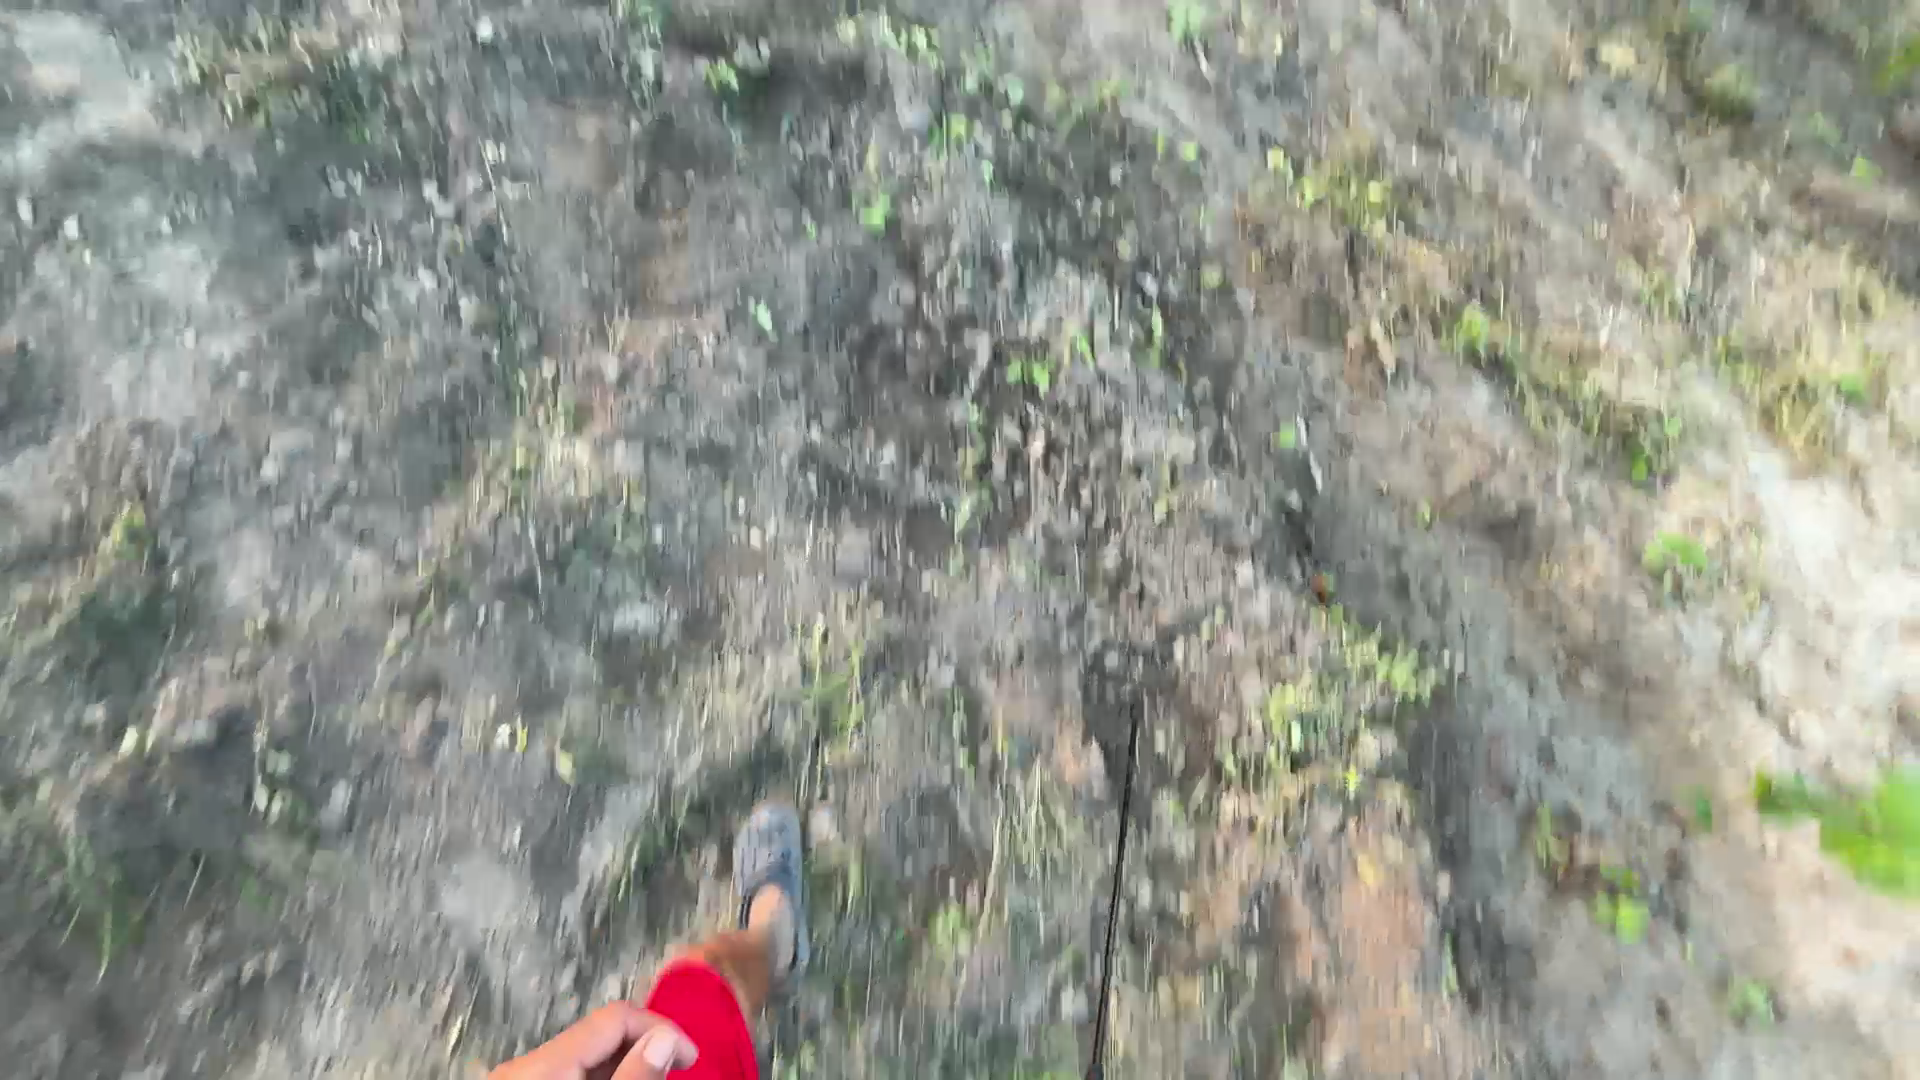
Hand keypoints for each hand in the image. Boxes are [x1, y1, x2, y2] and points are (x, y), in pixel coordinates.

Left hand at [488, 1001, 697, 1079]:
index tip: (691, 1058)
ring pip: (587, 1059)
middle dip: (644, 1048)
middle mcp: (524, 1067)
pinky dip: (603, 1078)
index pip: (614, 1017)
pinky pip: (571, 1076)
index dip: (660, 1028)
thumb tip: (666, 1036)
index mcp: (541, 1065)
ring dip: (627, 1066)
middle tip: (676, 1072)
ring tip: (654, 1078)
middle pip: (600, 1036)